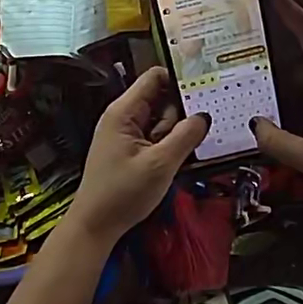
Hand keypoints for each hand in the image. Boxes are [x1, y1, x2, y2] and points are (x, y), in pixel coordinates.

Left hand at [69, 67, 208, 242]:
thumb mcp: (160, 164)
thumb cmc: (123, 194)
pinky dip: (168, 146)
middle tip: (195, 133)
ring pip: (161, 121)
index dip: (180, 79)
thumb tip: (204, 115)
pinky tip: (176, 160)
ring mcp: (126, 134)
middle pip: (161, 99)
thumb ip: (185, 136)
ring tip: (180, 154)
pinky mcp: (130, 151)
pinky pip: (155, 138)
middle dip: (181, 114)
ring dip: (175, 134)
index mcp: (123, 111)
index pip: (154, 78)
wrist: (96, 225)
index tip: (206, 89)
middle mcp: (123, 117)